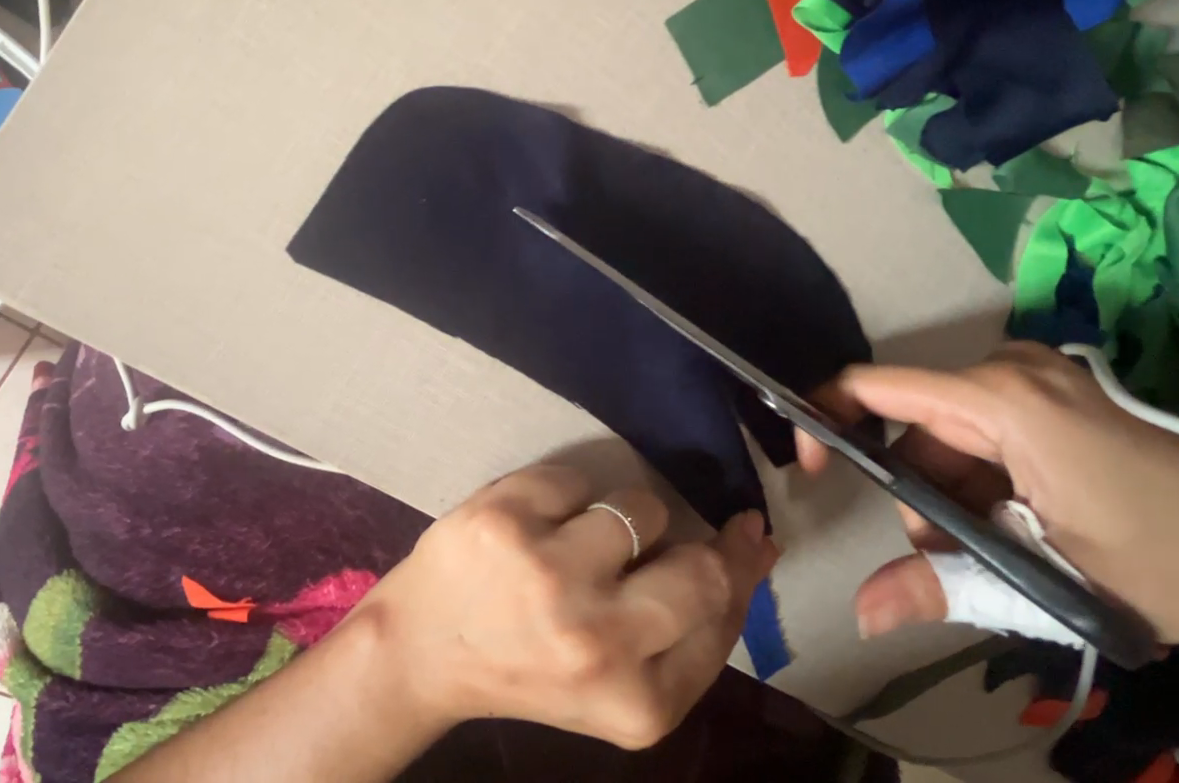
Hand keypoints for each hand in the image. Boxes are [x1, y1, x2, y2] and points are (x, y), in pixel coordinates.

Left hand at [349, 464, 778, 749]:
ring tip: (574, 545)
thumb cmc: (526, 666)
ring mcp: (547, 574)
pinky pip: (573, 476)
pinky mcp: (502, 519)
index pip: (723, 616)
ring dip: (617, 517)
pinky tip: (533, 525)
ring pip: (637, 507)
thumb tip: (756, 543)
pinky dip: (562, 493)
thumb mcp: (618, 683)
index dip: (740, 568)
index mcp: (638, 702)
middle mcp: (598, 641)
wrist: (421, 651)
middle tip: (643, 549)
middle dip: (684, 545)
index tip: (746, 534)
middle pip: (697, 565)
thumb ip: (689, 628)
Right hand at [800, 341, 1178, 648]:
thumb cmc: (1167, 559)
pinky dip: (982, 485)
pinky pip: (981, 434)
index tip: (811, 471)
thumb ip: (941, 587)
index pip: (872, 388)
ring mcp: (1034, 382)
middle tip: (951, 553)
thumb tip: (860, 617)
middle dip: (917, 492)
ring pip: (947, 437)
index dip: (822, 420)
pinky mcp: (1052, 399)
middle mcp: (1008, 371)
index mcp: (1000, 398)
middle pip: (913, 426)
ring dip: (951, 496)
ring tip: (1001, 548)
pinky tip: (1021, 523)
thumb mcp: (1045, 580)